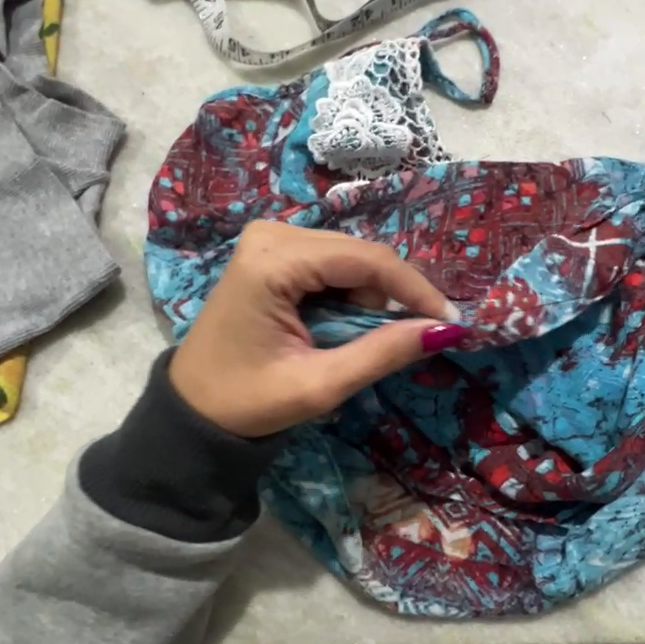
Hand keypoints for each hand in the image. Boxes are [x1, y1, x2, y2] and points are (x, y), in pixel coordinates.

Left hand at [170, 222, 466, 436]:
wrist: (192, 409)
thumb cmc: (247, 402)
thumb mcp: (319, 385)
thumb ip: (382, 353)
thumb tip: (446, 329)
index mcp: (274, 260)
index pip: (367, 260)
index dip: (415, 290)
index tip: (451, 321)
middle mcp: (273, 234)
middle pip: (361, 254)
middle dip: (390, 296)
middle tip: (411, 337)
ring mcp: (270, 240)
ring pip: (351, 259)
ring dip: (369, 298)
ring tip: (361, 341)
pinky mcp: (272, 253)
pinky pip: (332, 265)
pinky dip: (350, 295)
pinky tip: (341, 326)